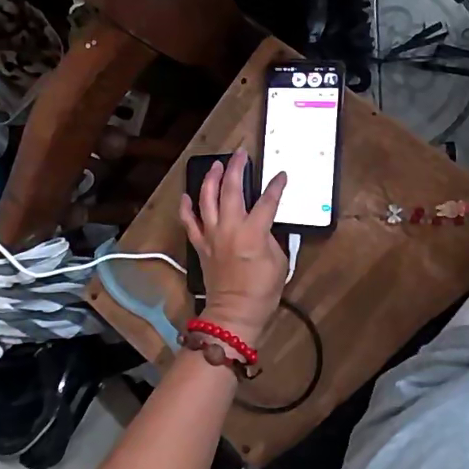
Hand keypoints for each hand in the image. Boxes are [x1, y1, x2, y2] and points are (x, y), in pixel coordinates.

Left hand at [179, 149, 287, 344]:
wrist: (234, 314)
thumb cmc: (262, 291)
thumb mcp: (280, 262)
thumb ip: (273, 238)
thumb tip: (269, 224)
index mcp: (253, 232)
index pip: (267, 201)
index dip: (276, 186)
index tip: (281, 175)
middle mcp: (229, 228)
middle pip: (231, 190)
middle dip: (236, 168)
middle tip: (241, 154)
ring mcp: (211, 235)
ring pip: (206, 199)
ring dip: (210, 178)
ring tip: (216, 165)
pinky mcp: (200, 245)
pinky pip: (189, 222)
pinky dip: (187, 207)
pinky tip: (187, 195)